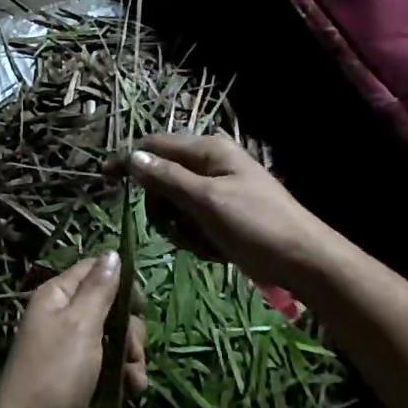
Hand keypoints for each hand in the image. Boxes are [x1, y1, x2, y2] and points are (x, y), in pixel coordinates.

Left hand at [0, 253, 146, 407]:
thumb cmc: (55, 373)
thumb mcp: (81, 324)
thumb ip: (100, 288)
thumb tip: (113, 253)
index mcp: (58, 295)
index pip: (95, 271)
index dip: (122, 283)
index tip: (139, 305)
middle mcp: (65, 316)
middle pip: (112, 305)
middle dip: (130, 328)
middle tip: (133, 349)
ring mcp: (74, 347)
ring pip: (117, 337)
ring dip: (132, 355)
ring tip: (134, 378)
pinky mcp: (83, 375)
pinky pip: (113, 364)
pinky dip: (126, 374)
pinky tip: (133, 389)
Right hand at [124, 134, 341, 294]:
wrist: (304, 261)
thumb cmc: (256, 225)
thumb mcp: (207, 201)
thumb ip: (167, 178)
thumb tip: (133, 157)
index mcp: (208, 151)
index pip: (155, 147)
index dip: (130, 161)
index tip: (103, 177)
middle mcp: (211, 165)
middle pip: (162, 181)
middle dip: (164, 209)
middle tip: (180, 229)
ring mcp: (218, 191)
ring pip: (176, 207)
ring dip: (183, 229)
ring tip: (206, 244)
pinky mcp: (224, 215)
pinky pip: (194, 223)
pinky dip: (198, 239)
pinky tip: (216, 251)